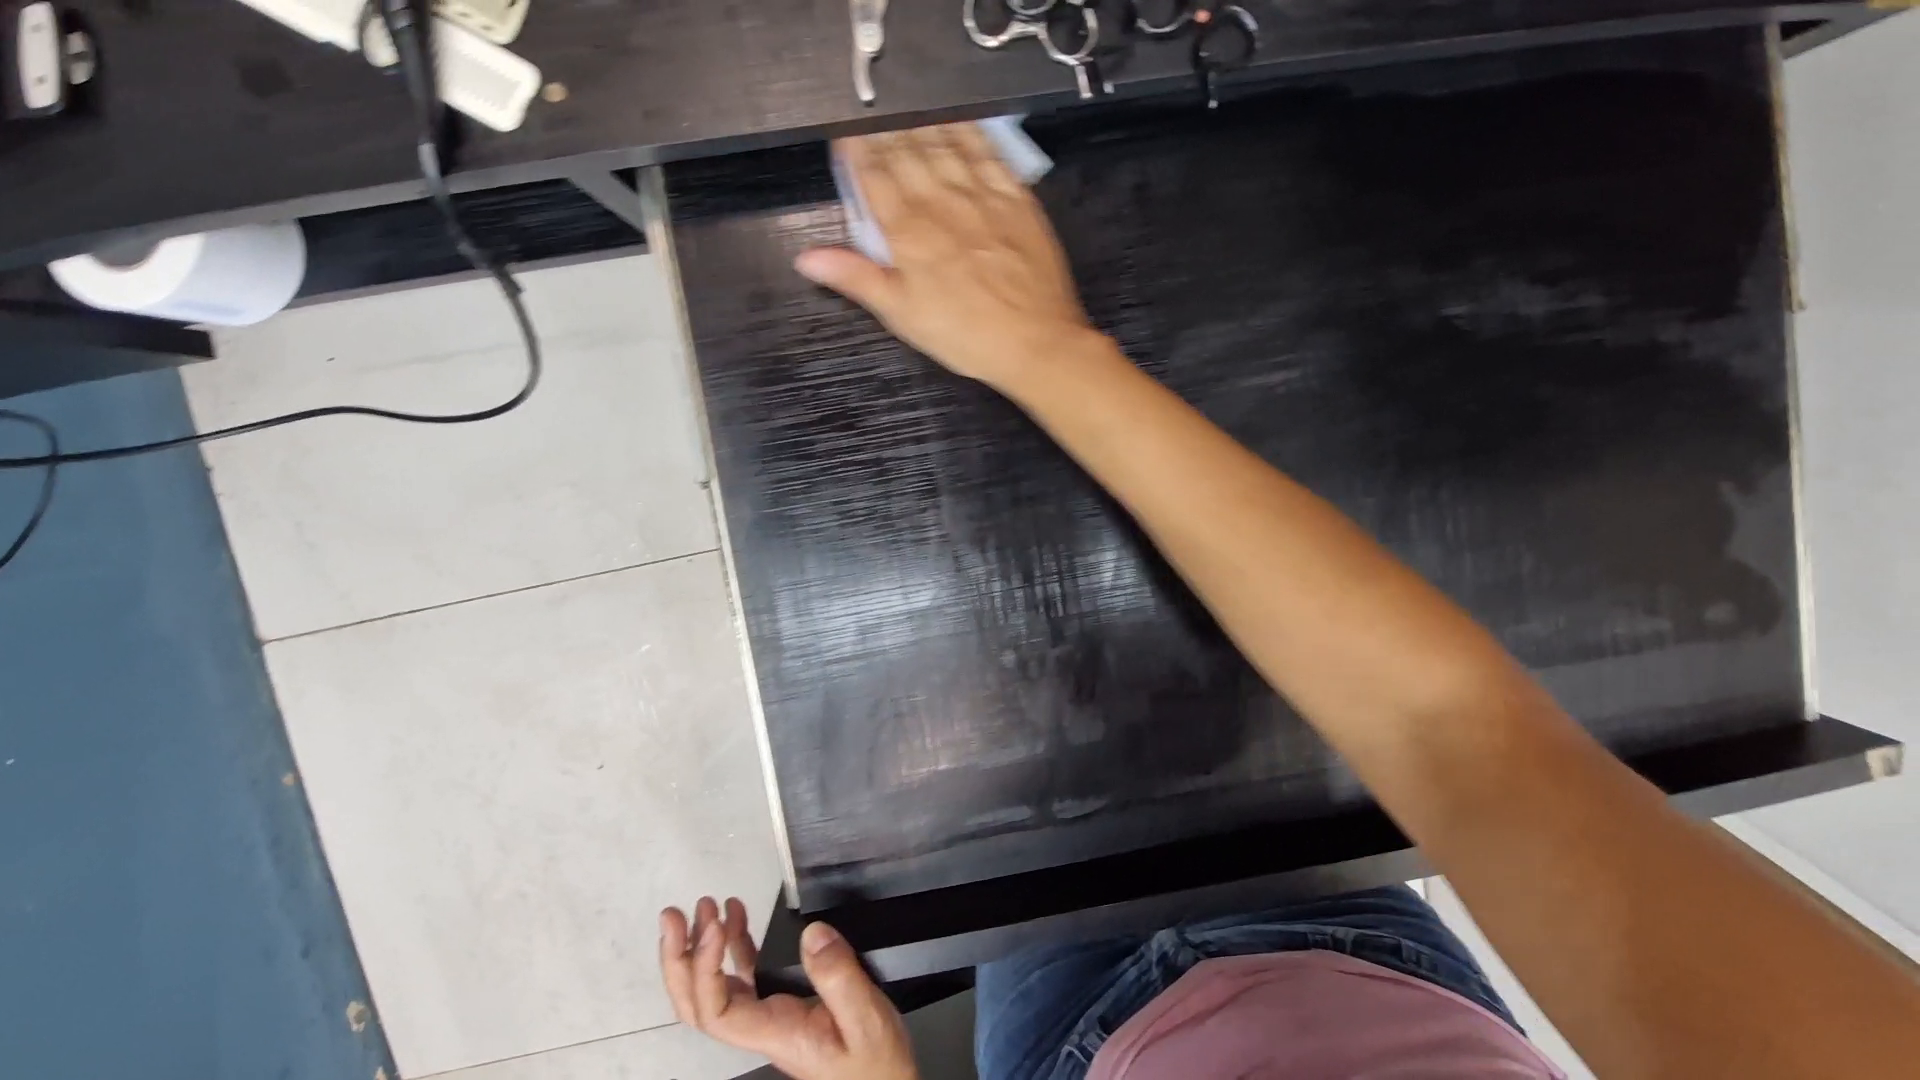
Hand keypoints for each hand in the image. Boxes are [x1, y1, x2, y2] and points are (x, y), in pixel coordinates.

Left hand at [659, 896, 917, 1079]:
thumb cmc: (876, 1062)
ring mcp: (767, 1015)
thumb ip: (839, 977)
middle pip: (699, 1002)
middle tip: (676, 913)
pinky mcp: (781, 1004)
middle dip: (680, 958)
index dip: (704, 968)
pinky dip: (733, 943)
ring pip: (715, 987)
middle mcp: (760, 1025)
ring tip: (705, 905)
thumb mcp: (866, 1019)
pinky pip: (744, 974)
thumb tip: (812, 932)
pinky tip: (737, 915)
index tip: (716, 926)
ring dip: (701, 946)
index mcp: (772, 1033)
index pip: (715, 1011)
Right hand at [796, 125, 1105, 393]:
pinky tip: (959, 122)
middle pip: (907, 152)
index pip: (874, 176)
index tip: (844, 135)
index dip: (856, 152)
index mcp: (909, 232)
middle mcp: (943, 203)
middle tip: (872, 118)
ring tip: (906, 111)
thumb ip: (856, 278)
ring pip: (945, 144)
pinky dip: (969, 132)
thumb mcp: (901, 314)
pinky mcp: (1017, 199)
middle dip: (885, 132)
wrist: (1035, 342)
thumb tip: (806, 257)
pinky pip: (989, 153)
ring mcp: (983, 197)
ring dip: (922, 124)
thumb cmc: (965, 335)